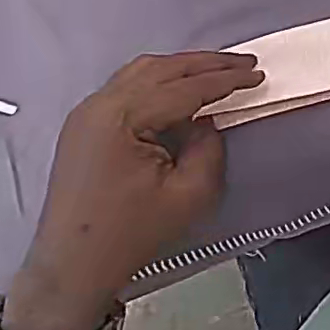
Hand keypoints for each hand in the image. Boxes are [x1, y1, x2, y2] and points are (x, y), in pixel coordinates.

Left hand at [5, 52, 262, 329]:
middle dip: (207, 63)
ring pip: (143, 71)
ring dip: (183, 66)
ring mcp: (87, 111)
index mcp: (122, 118)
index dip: (225, 80)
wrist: (72, 267)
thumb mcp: (190, 193)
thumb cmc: (132, 233)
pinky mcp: (85, 123)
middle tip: (245, 62)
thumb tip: (206, 120)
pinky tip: (182, 85)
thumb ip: (208, 147)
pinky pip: (128, 85)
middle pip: (162, 69)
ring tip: (219, 68)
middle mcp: (100, 104)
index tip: (258, 74)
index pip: (184, 88)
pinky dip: (161, 78)